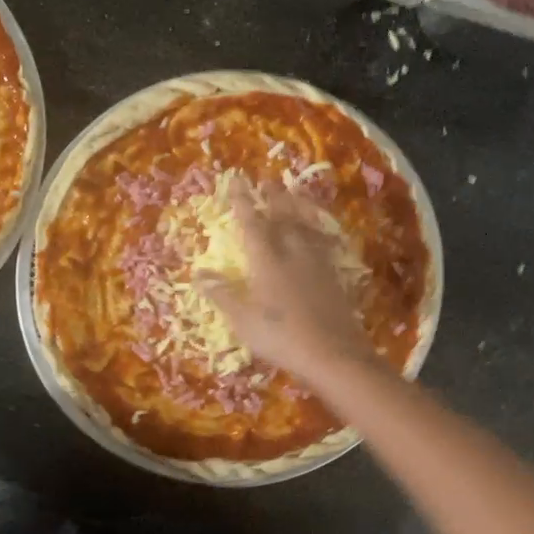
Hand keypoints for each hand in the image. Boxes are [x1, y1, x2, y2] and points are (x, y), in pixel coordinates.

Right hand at [199, 185, 374, 385]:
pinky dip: (318, 230)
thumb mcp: (243, 320)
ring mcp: (317, 263)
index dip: (243, 202)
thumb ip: (222, 294)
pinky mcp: (334, 275)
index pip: (252, 224)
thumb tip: (198, 273)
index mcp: (267, 261)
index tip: (237, 181)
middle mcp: (293, 254)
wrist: (334, 354)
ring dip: (298, 206)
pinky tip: (319, 231)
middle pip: (283, 217)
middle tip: (267, 179)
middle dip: (273, 197)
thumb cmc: (281, 338)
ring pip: (306, 225)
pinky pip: (324, 242)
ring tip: (293, 192)